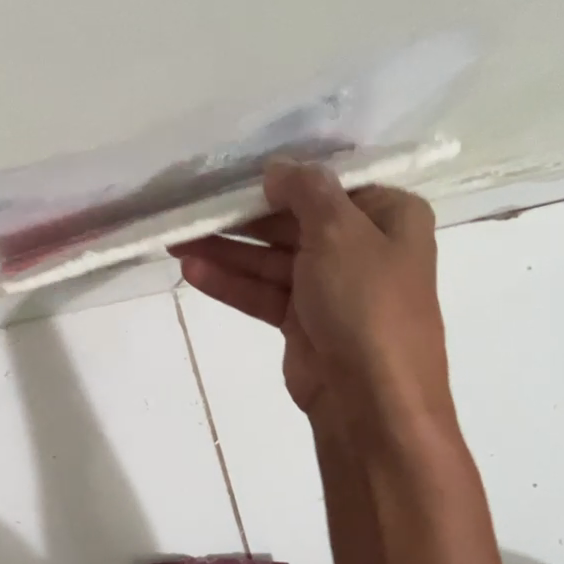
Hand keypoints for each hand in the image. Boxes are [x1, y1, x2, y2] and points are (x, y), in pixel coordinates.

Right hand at [171, 161, 451, 430]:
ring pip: (270, 261)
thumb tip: (278, 167)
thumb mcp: (339, 231)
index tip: (233, 175)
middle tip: (191, 210)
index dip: (281, 181)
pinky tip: (192, 271)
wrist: (370, 397)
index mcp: (388, 216)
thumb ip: (305, 192)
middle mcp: (361, 248)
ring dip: (226, 251)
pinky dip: (230, 283)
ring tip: (175, 241)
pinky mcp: (302, 323)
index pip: (328, 187)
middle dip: (242, 219)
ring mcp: (330, 288)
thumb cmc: (365, 303)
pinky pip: (262, 293)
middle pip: (293, 223)